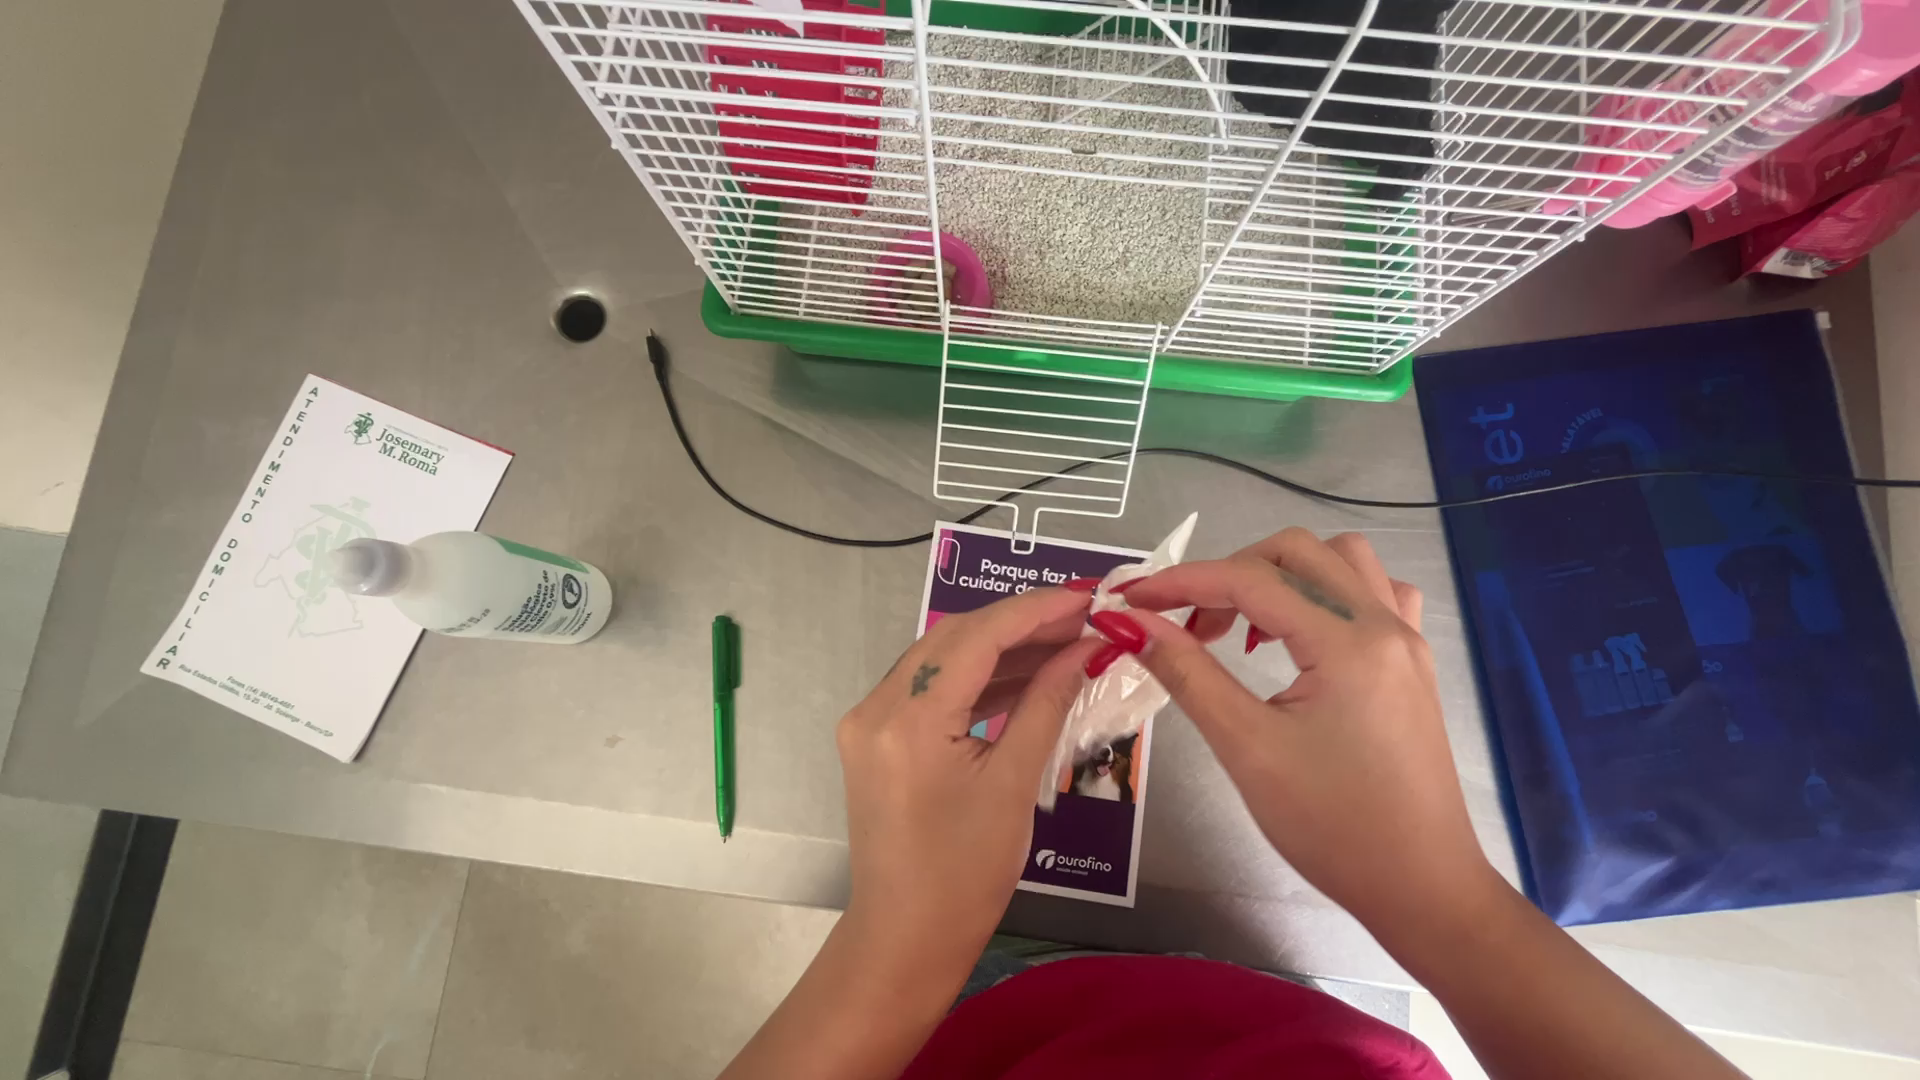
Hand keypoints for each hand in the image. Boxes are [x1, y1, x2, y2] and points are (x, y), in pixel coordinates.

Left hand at [836, 585, 1104, 968]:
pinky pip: (931, 689)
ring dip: (1000, 650)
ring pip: (942, 660)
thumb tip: (1087, 649)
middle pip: (954, 640)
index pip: (975, 638)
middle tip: (1081, 618)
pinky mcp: (877, 735)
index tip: (1084, 597)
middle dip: (1020, 624)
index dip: (1033, 610)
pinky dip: (977, 680)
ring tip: (1063, 642)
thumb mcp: (1015, 785)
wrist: (905, 938)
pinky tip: (1024, 675)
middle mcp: (876, 707)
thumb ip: (1048, 704)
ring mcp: (869, 720)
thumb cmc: (965, 875)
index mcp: (908, 720)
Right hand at [1104, 529, 1497, 936]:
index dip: (1180, 582)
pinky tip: (1303, 634)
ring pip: (1340, 560)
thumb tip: (1130, 625)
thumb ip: (1187, 673)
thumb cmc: (1330, 825)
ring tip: (1245, 625)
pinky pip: (1374, 592)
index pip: (1249, 579)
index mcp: (1347, 642)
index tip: (1130, 600)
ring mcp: (1406, 641)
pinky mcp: (1411, 664)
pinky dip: (1326, 593)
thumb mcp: (1246, 747)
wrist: (1421, 889)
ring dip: (1280, 573)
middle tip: (1190, 625)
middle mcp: (1383, 624)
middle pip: (1295, 551)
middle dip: (1228, 574)